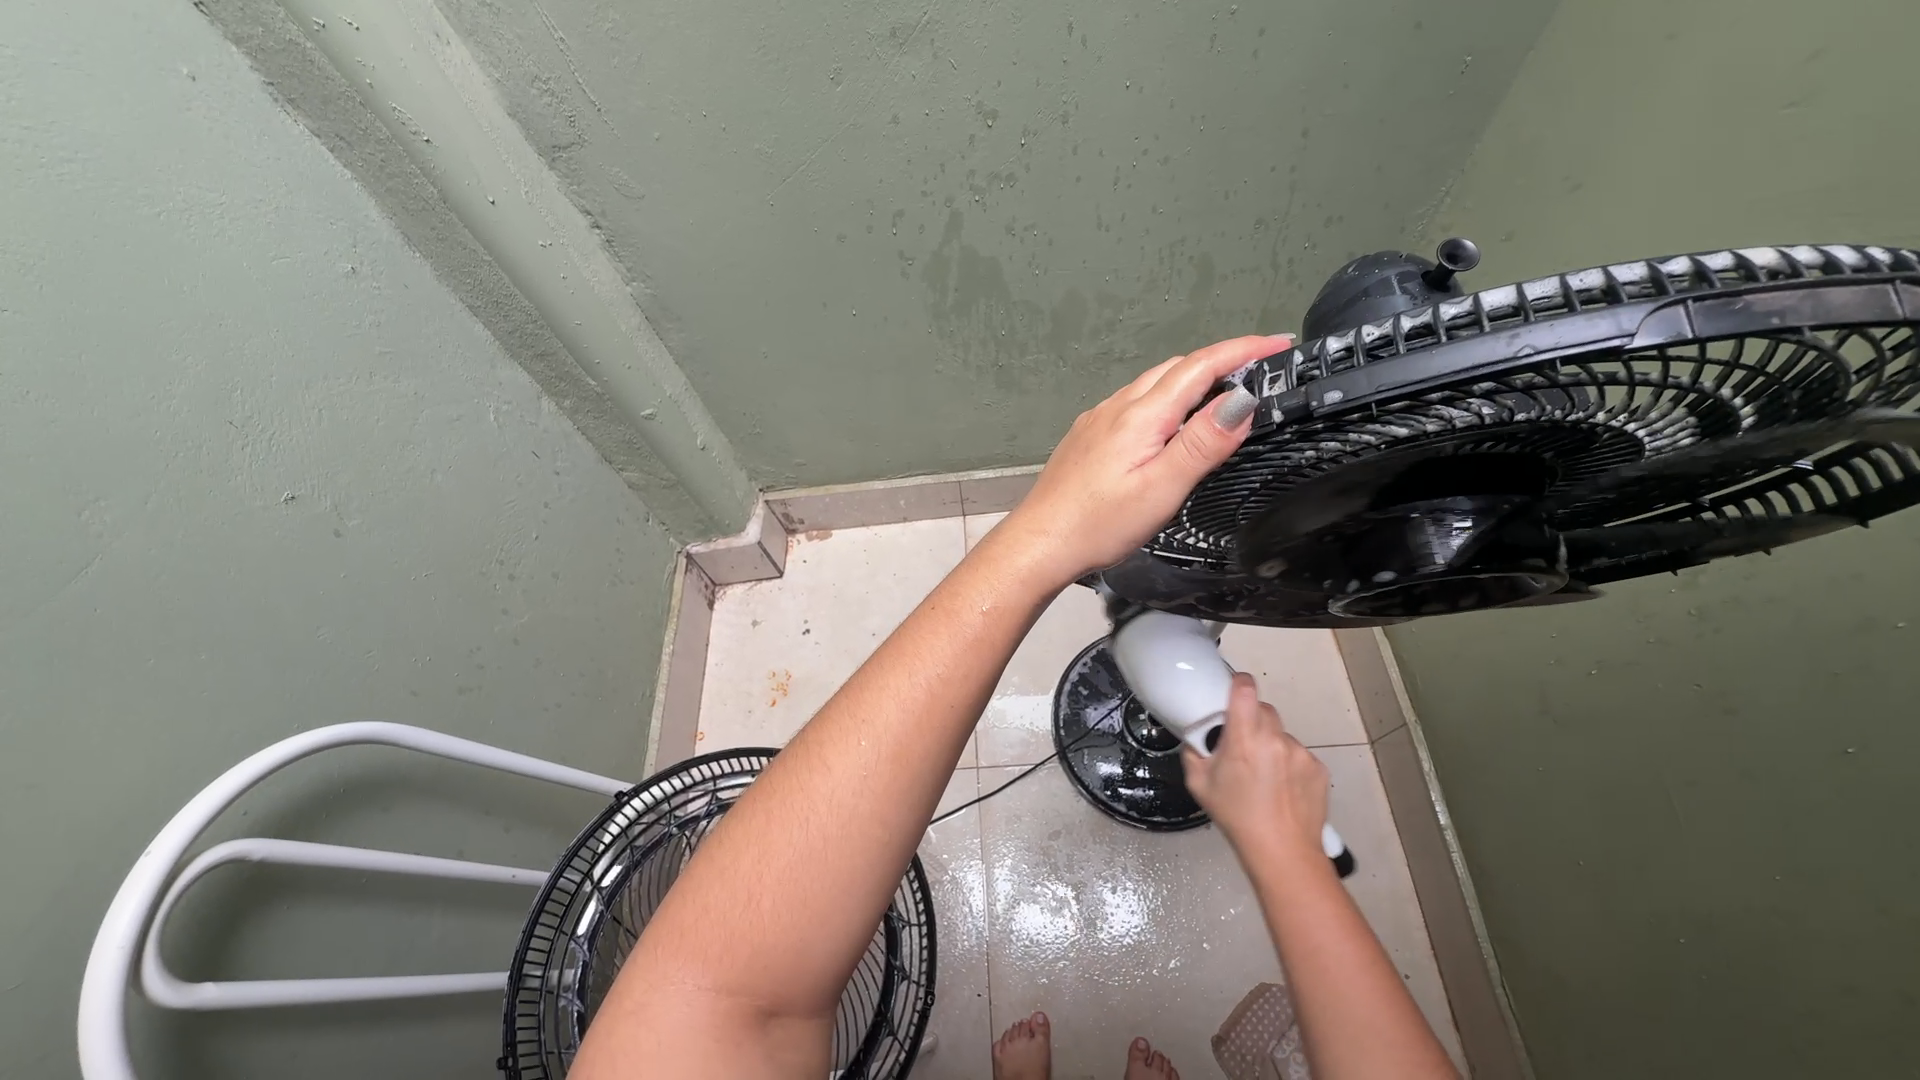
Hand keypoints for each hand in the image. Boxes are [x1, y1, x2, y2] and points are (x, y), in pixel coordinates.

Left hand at [992, 334, 1291, 587]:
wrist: (1040, 544)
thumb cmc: (1098, 524)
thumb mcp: (1162, 488)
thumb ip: (1202, 444)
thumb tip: (1242, 400)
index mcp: (1141, 416)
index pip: (1200, 366)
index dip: (1243, 349)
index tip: (1279, 342)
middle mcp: (1117, 407)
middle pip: (1177, 368)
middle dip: (1221, 360)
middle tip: (1260, 368)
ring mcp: (1099, 420)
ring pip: (1153, 383)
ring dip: (1192, 378)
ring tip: (1223, 391)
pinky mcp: (1088, 437)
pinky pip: (1134, 402)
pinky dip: (1164, 398)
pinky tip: (1169, 421)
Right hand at [1182, 673, 1329, 864]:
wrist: (1283, 851)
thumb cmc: (1235, 816)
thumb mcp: (1198, 784)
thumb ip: (1195, 752)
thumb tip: (1198, 737)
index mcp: (1244, 738)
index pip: (1245, 689)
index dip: (1238, 684)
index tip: (1233, 690)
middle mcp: (1275, 739)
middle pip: (1264, 710)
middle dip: (1251, 720)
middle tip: (1242, 744)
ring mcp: (1301, 753)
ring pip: (1281, 735)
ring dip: (1270, 744)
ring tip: (1264, 776)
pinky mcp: (1318, 768)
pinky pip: (1298, 755)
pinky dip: (1288, 764)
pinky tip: (1282, 788)